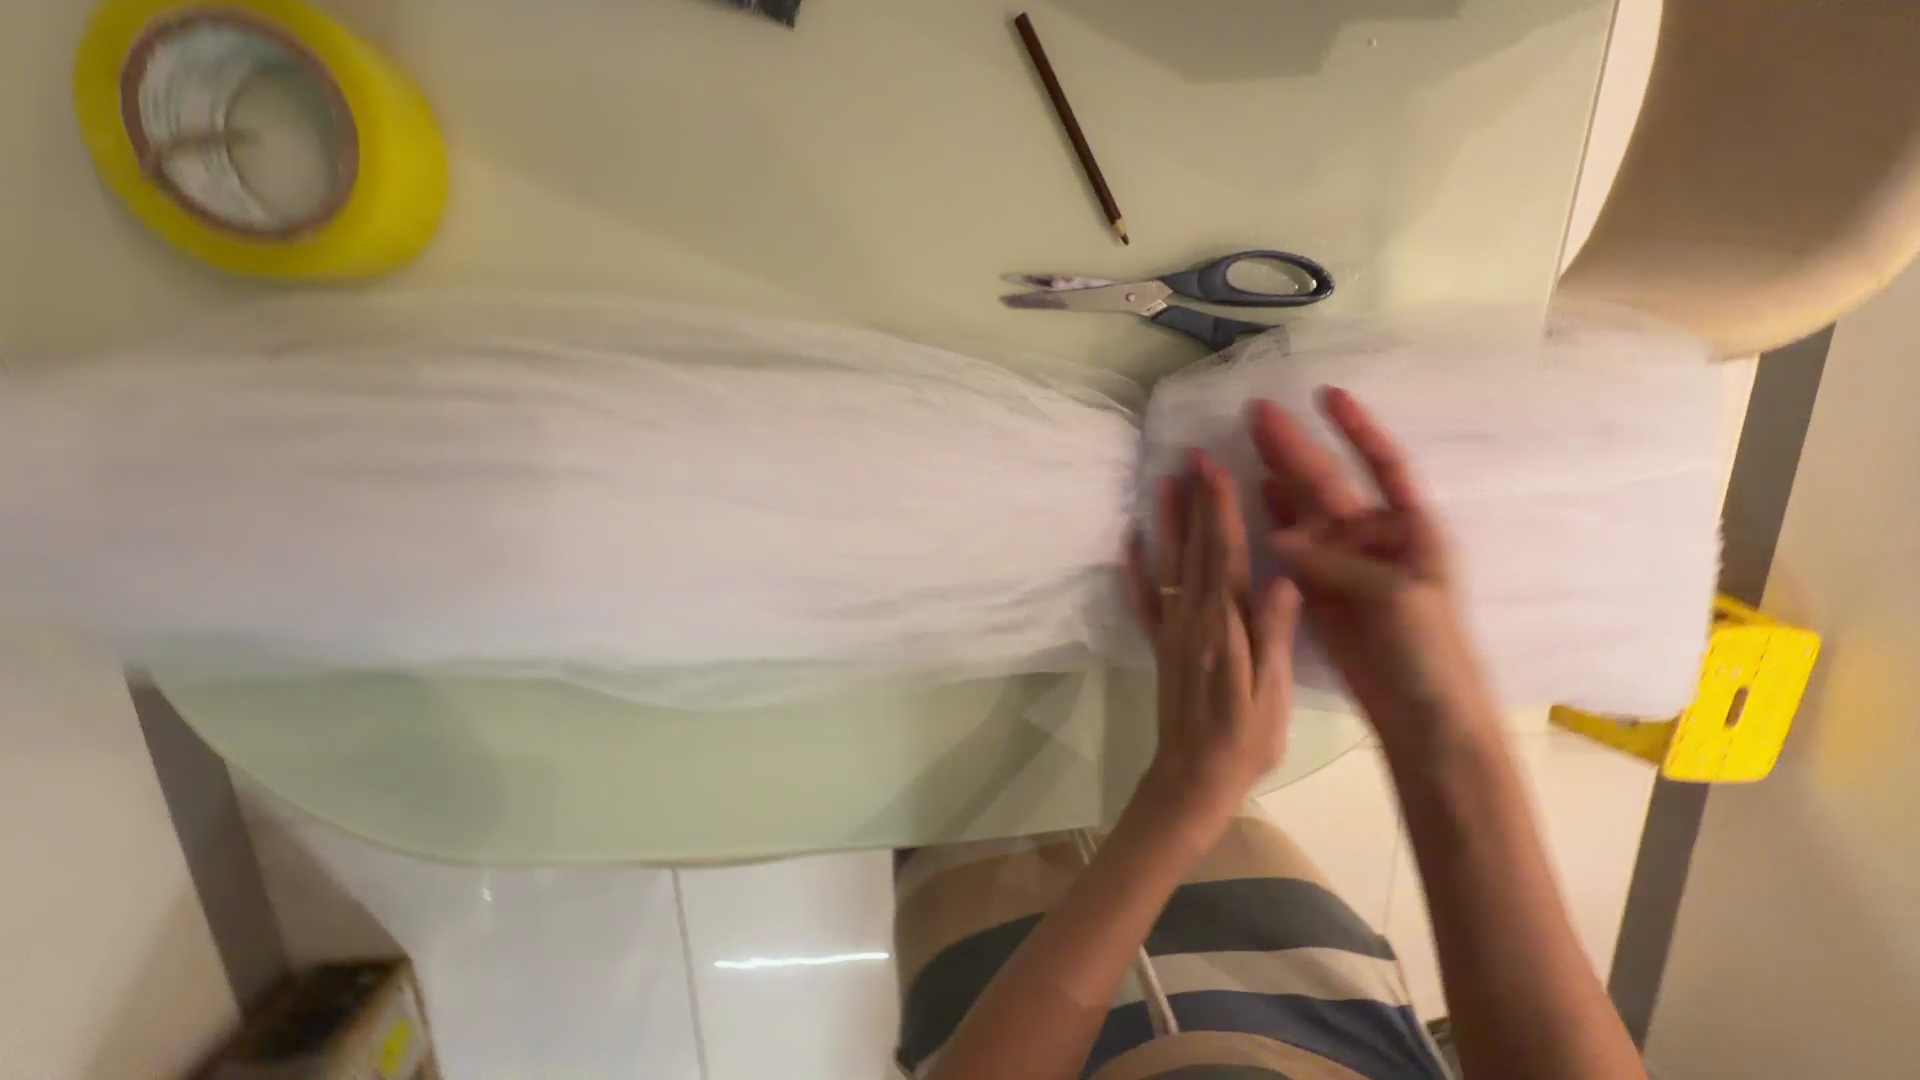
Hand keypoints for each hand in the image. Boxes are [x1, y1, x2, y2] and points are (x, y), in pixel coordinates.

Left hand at [1122, 449, 1300, 828]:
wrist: (1193, 776)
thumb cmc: (1245, 741)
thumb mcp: (1272, 694)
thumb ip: (1274, 634)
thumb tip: (1283, 578)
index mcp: (1225, 628)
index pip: (1224, 556)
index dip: (1220, 511)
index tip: (1216, 469)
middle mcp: (1191, 620)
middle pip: (1194, 550)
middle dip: (1196, 501)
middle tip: (1191, 456)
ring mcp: (1170, 631)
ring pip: (1167, 565)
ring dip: (1165, 523)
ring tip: (1162, 483)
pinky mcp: (1159, 645)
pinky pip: (1143, 600)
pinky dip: (1135, 568)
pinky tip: (1130, 540)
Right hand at [1249, 388, 1496, 746]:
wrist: (1425, 714)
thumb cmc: (1428, 651)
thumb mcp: (1395, 597)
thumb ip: (1338, 561)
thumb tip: (1277, 536)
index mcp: (1411, 529)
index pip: (1384, 465)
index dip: (1358, 429)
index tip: (1328, 394)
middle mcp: (1376, 538)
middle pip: (1330, 483)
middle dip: (1296, 447)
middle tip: (1256, 411)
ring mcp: (1346, 564)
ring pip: (1305, 510)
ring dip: (1278, 477)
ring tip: (1245, 444)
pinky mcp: (1321, 591)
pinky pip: (1293, 548)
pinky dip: (1274, 522)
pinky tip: (1255, 498)